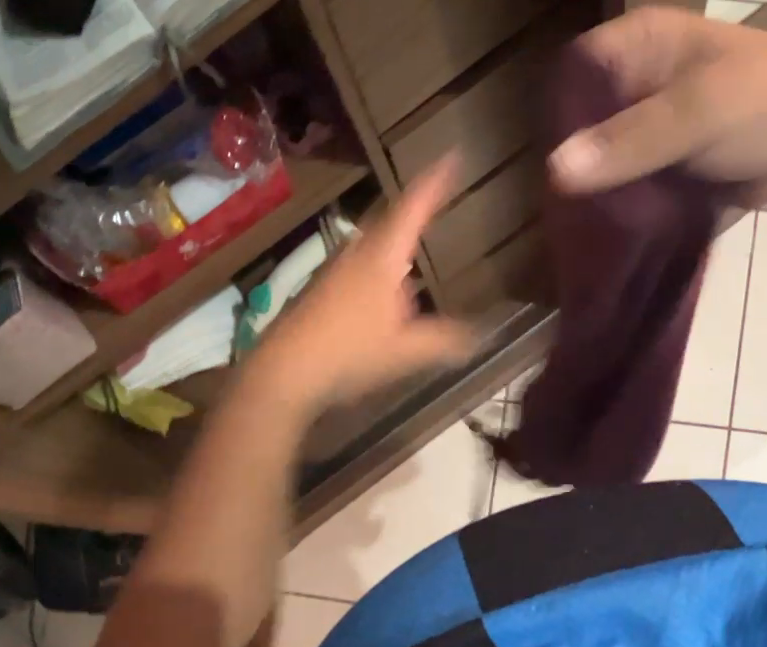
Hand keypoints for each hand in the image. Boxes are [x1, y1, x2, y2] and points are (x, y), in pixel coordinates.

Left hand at [242, 159, 475, 413]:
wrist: (286, 371)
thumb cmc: (349, 353)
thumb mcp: (406, 352)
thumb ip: (444, 340)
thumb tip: (481, 336)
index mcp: (382, 257)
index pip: (413, 209)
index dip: (434, 183)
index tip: (451, 156)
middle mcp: (357, 253)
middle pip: (388, 221)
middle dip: (412, 211)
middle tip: (434, 199)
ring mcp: (334, 270)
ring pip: (371, 245)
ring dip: (394, 245)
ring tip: (414, 253)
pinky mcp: (320, 290)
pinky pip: (358, 266)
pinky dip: (378, 270)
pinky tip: (384, 295)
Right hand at [548, 8, 766, 204]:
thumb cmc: (764, 104)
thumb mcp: (694, 116)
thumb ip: (627, 144)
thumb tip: (554, 173)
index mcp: (641, 42)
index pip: (575, 73)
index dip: (560, 116)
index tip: (559, 165)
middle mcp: (638, 80)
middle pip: (583, 122)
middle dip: (577, 163)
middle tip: (569, 206)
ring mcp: (650, 126)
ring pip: (602, 159)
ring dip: (597, 192)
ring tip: (587, 225)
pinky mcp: (663, 164)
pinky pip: (626, 185)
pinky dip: (620, 207)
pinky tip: (612, 228)